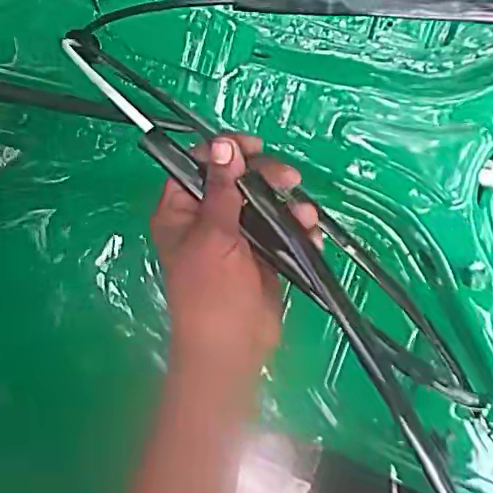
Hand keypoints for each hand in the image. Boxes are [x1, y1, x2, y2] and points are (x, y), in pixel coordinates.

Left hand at [151, 134, 319, 381]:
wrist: (233, 348)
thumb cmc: (211, 292)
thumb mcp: (213, 235)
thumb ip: (221, 189)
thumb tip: (223, 144)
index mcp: (182, 211)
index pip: (199, 165)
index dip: (224, 151)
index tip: (253, 147)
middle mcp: (209, 219)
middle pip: (238, 179)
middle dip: (266, 176)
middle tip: (288, 178)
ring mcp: (239, 237)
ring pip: (265, 202)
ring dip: (288, 203)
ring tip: (304, 214)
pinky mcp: (265, 255)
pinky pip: (282, 230)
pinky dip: (298, 229)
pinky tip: (311, 233)